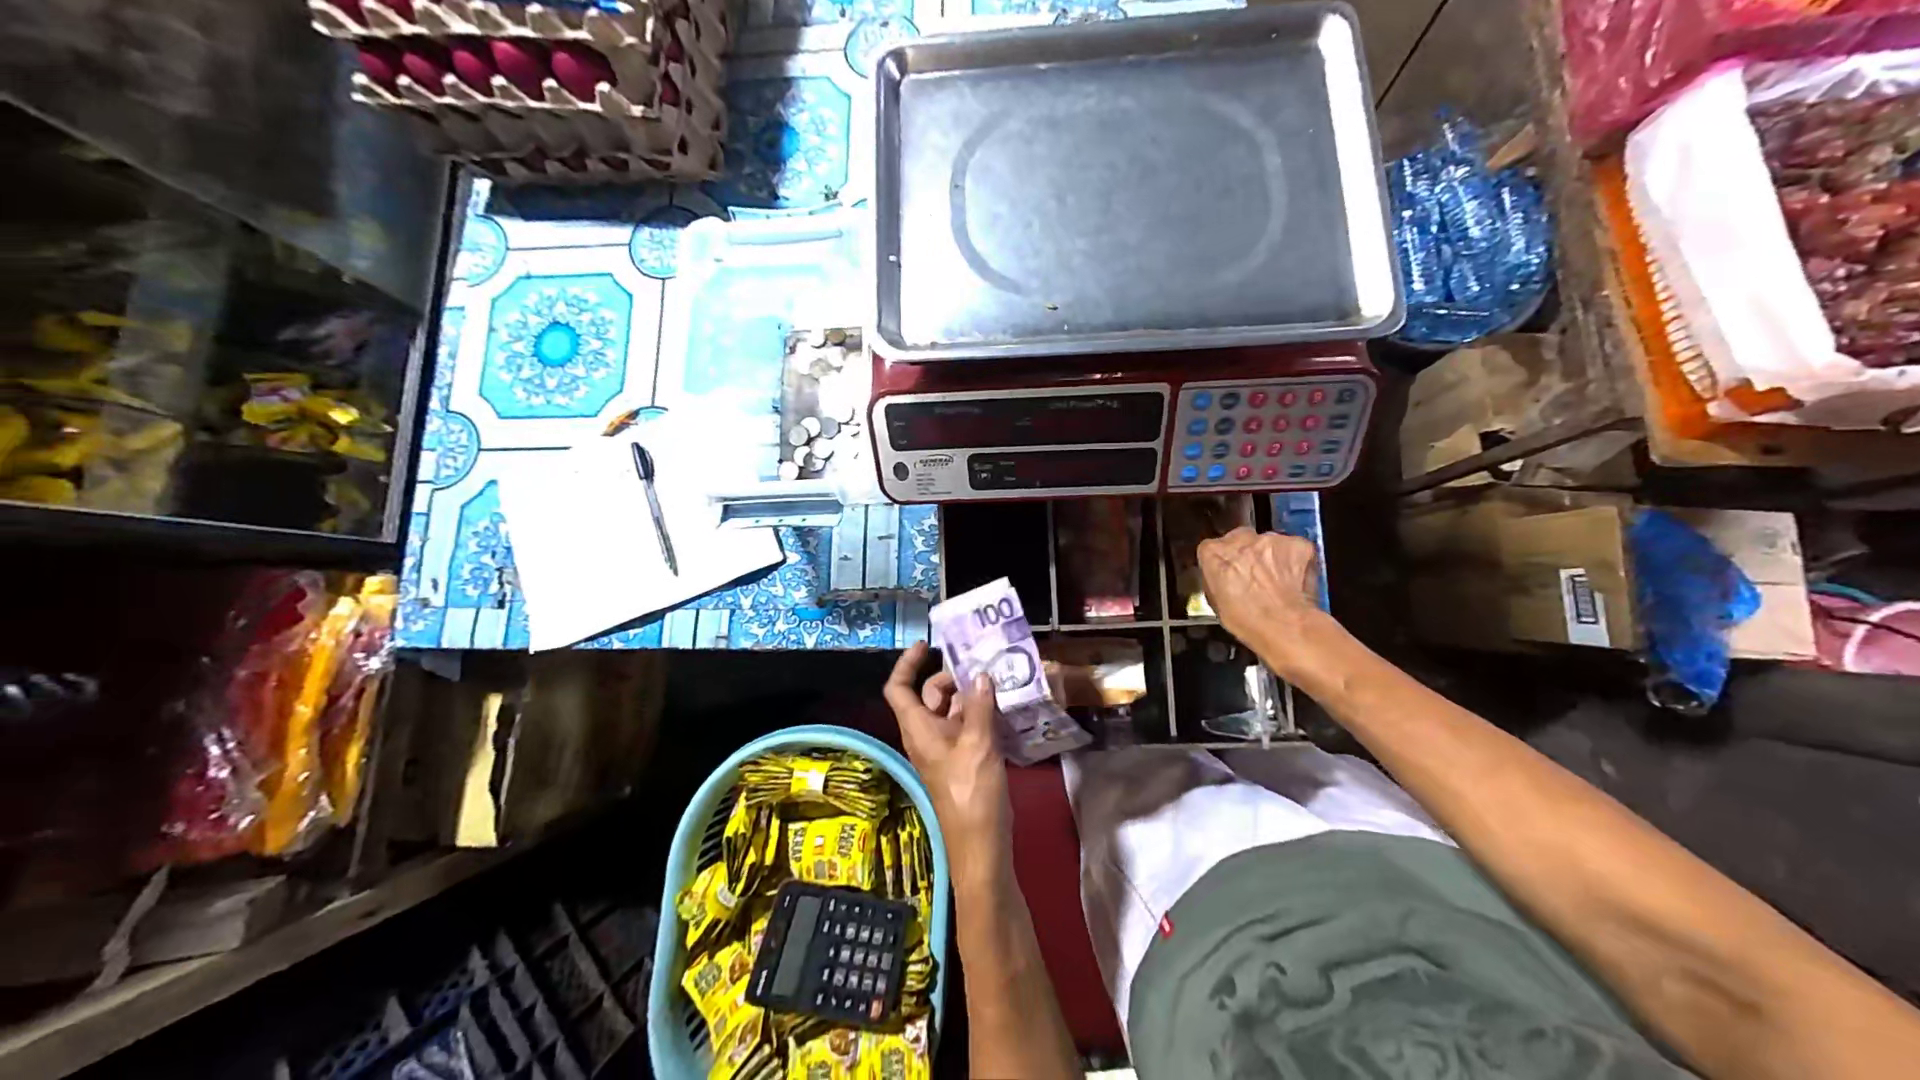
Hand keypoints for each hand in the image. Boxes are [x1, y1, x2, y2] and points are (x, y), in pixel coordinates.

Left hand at [884, 642, 1012, 890]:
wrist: (981, 847)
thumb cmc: (972, 795)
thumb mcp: (978, 746)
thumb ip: (979, 708)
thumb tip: (981, 674)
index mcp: (919, 729)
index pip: (898, 689)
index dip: (907, 664)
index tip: (926, 645)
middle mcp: (927, 736)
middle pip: (929, 695)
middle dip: (951, 677)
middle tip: (981, 665)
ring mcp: (946, 750)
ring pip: (952, 711)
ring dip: (971, 694)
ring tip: (999, 680)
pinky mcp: (964, 761)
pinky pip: (967, 727)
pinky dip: (981, 714)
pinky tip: (1005, 708)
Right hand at [1198, 527, 1325, 678]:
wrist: (1285, 626)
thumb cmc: (1247, 621)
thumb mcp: (1215, 602)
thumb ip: (1215, 579)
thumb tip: (1221, 577)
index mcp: (1213, 553)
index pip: (1212, 548)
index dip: (1222, 562)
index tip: (1228, 573)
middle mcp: (1241, 540)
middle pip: (1241, 539)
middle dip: (1246, 553)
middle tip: (1254, 576)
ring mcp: (1271, 540)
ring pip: (1269, 543)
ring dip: (1271, 557)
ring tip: (1277, 581)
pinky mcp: (1298, 544)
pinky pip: (1294, 548)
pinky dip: (1295, 560)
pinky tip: (1295, 579)